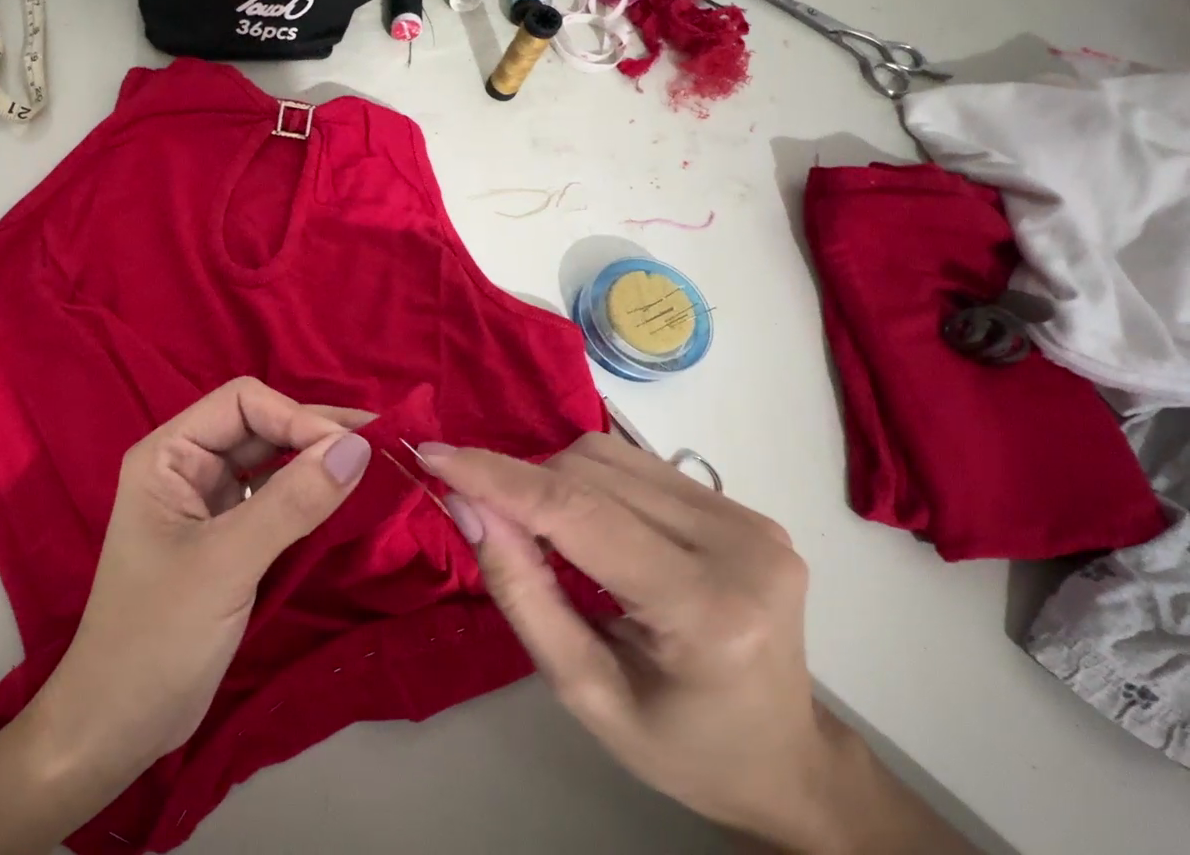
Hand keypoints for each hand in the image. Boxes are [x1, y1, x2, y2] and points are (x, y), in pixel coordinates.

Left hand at [30, 378, 373, 783]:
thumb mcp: (226, 564)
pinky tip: (346, 503)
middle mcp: (186, 469)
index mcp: (167, 456)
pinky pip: (276, 503)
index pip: (243, 403)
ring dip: (319, 462)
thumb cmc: (158, 634)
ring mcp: (207, 506)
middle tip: (385, 445)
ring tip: (376, 466)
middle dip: (317, 433)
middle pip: (261, 427)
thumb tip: (358, 447)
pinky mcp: (228, 542)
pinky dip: (311, 498)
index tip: (354, 453)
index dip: (299, 418)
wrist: (120, 720)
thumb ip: (292, 503)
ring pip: (272, 464)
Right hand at [423, 434, 965, 852]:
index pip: (579, 515)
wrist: (783, 760)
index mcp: (705, 610)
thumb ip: (522, 592)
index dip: (497, 477)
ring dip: (553, 481)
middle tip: (490, 530)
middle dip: (521, 488)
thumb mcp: (581, 690)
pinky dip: (590, 484)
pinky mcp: (749, 510)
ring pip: (611, 456)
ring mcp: (751, 521)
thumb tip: (467, 504)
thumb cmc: (677, 746)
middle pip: (591, 474)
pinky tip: (589, 529)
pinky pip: (638, 466)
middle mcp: (741, 547)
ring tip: (546, 540)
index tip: (432, 453)